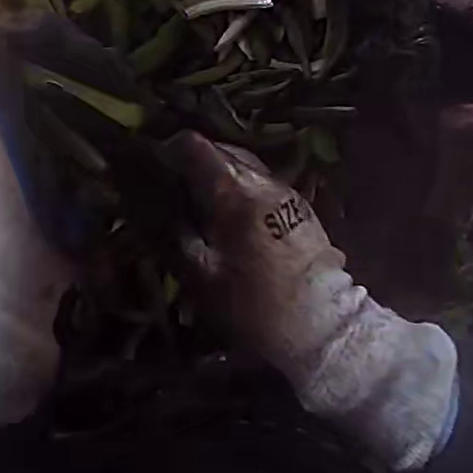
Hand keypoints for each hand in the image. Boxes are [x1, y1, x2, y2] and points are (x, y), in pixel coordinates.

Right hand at [168, 131, 457, 470]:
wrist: (325, 328)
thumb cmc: (255, 303)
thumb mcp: (200, 273)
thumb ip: (172, 229)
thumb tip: (147, 201)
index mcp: (235, 191)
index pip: (193, 145)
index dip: (165, 150)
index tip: (150, 167)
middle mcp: (261, 179)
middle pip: (216, 148)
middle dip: (187, 159)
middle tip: (168, 184)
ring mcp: (283, 188)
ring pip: (237, 161)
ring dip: (212, 171)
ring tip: (194, 197)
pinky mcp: (296, 202)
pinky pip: (255, 177)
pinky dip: (233, 182)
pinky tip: (224, 209)